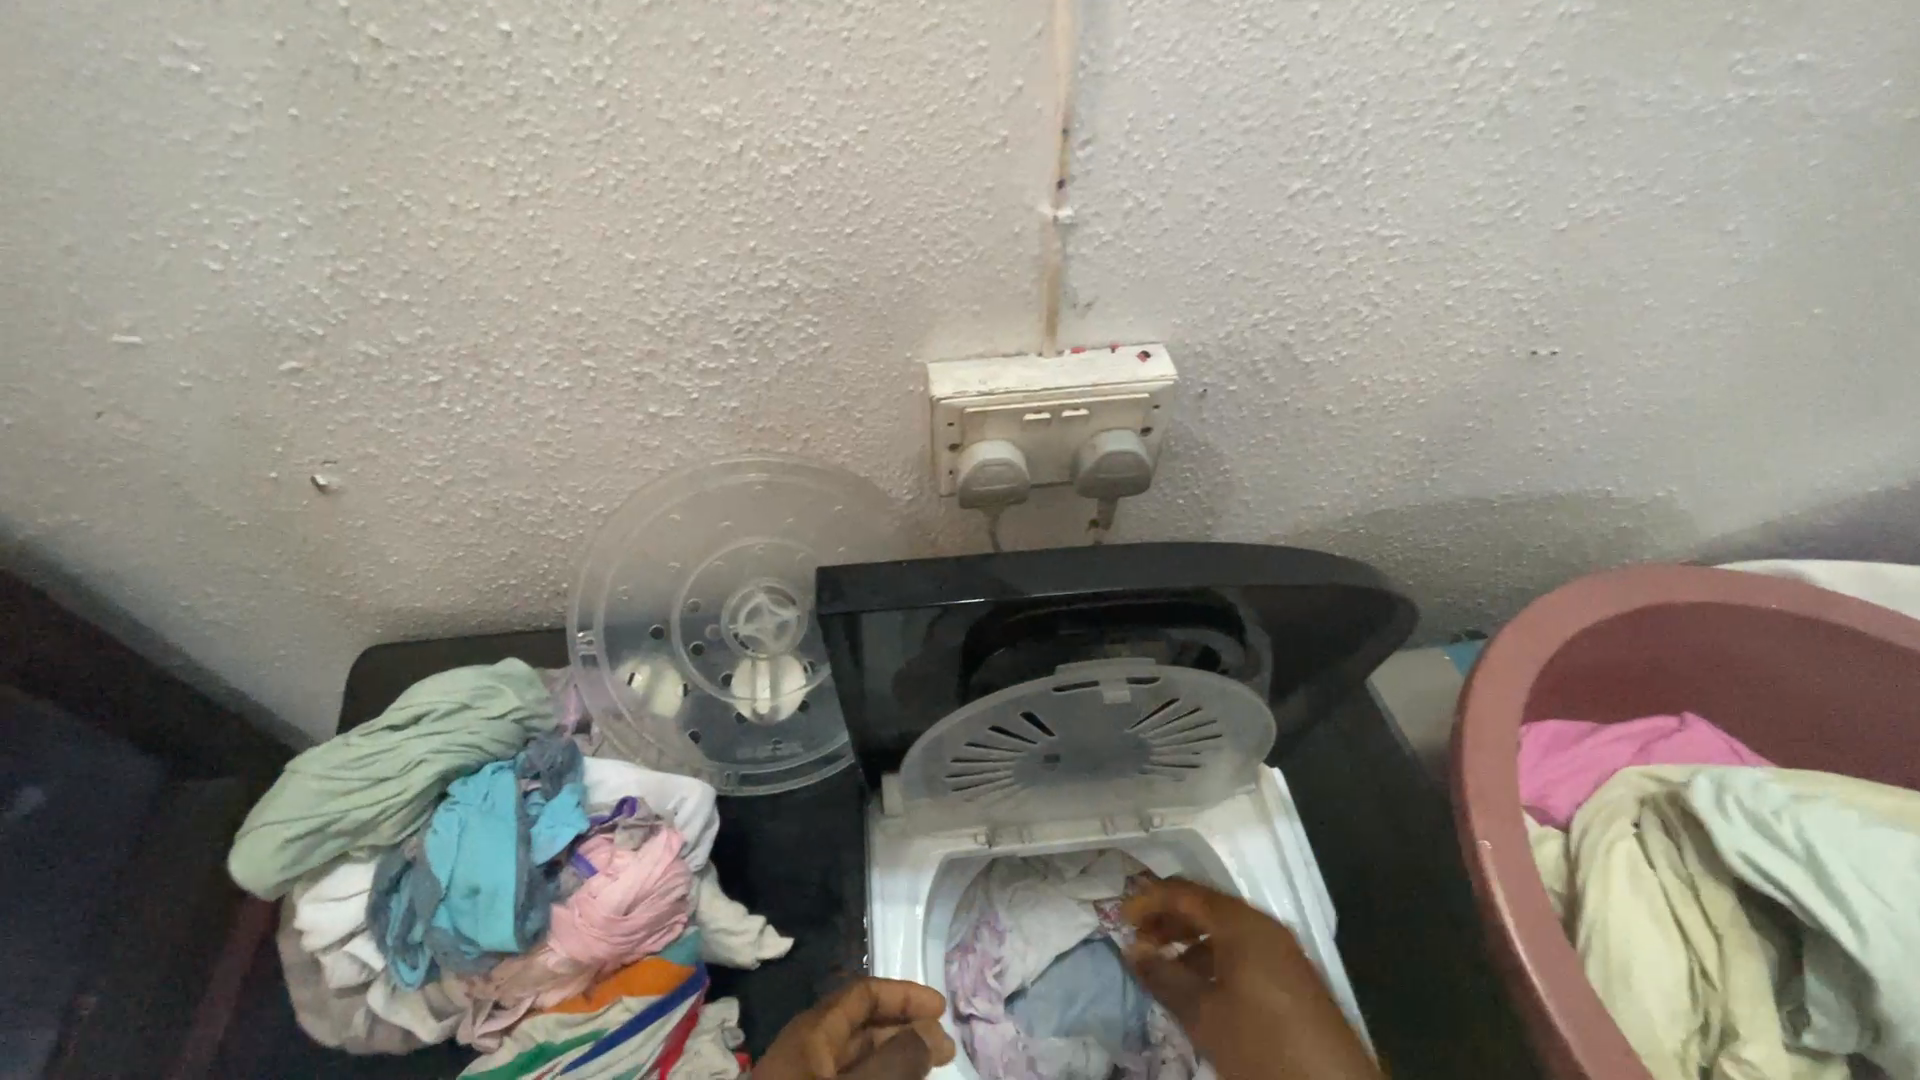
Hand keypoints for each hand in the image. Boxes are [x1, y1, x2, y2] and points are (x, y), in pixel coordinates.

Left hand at [754, 978, 957, 1079]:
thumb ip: (896, 1060)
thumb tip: (931, 1030)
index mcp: (811, 1033)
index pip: (863, 994)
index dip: (904, 996)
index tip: (941, 1010)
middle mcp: (805, 1053)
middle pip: (862, 1027)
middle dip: (905, 1032)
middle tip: (944, 1050)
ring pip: (856, 1062)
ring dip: (895, 1061)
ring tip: (929, 1072)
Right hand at [1123, 879, 1380, 1079]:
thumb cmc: (1262, 1045)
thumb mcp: (1203, 1014)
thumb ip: (1163, 977)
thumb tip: (1132, 950)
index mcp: (1242, 924)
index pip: (1185, 892)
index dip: (1148, 899)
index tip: (1120, 919)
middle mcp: (1263, 926)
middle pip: (1205, 906)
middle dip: (1167, 919)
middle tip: (1137, 941)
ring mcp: (1281, 951)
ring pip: (1223, 930)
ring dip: (1188, 941)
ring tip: (1162, 968)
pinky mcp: (1290, 976)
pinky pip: (1241, 950)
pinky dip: (1212, 958)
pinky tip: (1198, 988)